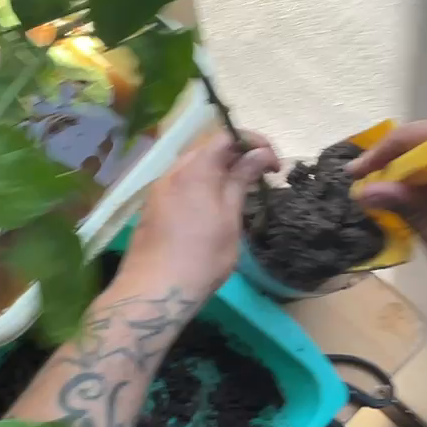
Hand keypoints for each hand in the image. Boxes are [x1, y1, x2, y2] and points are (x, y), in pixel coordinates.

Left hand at [120, 128, 279, 301]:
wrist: (154, 290)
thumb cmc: (201, 257)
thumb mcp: (229, 218)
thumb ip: (241, 181)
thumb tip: (260, 153)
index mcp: (193, 171)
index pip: (224, 136)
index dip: (252, 142)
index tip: (274, 163)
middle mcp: (170, 174)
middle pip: (206, 149)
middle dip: (237, 155)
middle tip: (261, 176)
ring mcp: (157, 191)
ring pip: (191, 167)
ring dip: (218, 171)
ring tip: (241, 191)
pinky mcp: (152, 208)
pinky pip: (179, 184)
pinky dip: (201, 185)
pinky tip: (214, 206)